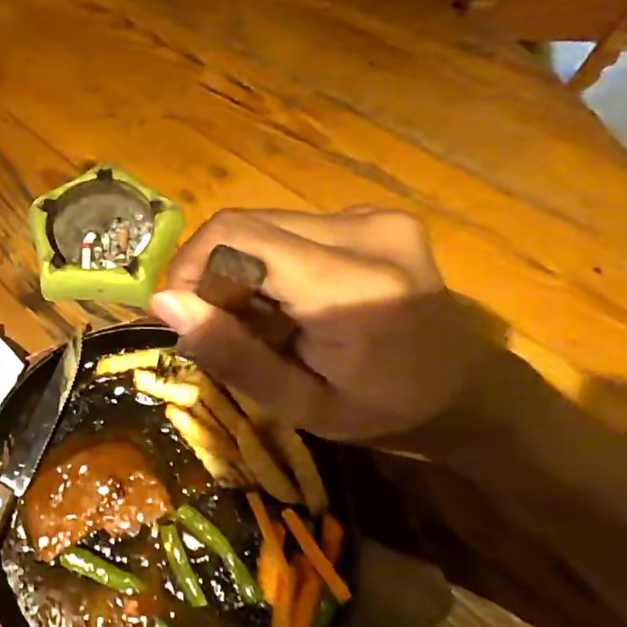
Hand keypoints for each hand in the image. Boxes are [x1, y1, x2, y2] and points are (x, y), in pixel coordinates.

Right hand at [150, 207, 488, 441]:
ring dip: (241, 266)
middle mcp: (365, 232)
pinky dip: (270, 260)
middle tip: (221, 324)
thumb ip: (232, 353)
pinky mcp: (372, 215)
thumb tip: (164, 303)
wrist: (463, 390)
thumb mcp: (299, 405)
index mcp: (350, 286)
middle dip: (213, 272)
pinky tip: (291, 299)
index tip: (183, 313)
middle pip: (244, 225)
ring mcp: (373, 217)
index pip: (236, 236)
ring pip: (264, 223)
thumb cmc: (380, 411)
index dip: (191, 266)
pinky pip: (290, 226)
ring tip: (262, 317)